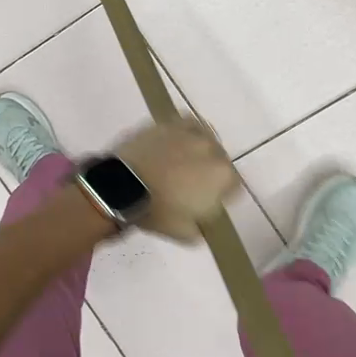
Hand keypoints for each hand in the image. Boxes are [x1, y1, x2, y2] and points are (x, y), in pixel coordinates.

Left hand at [112, 118, 239, 241]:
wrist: (121, 186)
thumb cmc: (157, 212)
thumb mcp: (185, 232)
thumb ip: (201, 225)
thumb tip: (199, 219)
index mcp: (223, 176)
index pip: (233, 185)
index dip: (220, 193)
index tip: (205, 200)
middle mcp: (212, 149)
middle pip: (219, 159)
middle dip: (208, 169)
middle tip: (190, 181)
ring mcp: (190, 133)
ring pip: (205, 138)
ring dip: (198, 148)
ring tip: (182, 159)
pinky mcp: (167, 123)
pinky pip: (184, 123)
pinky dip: (183, 132)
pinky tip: (174, 141)